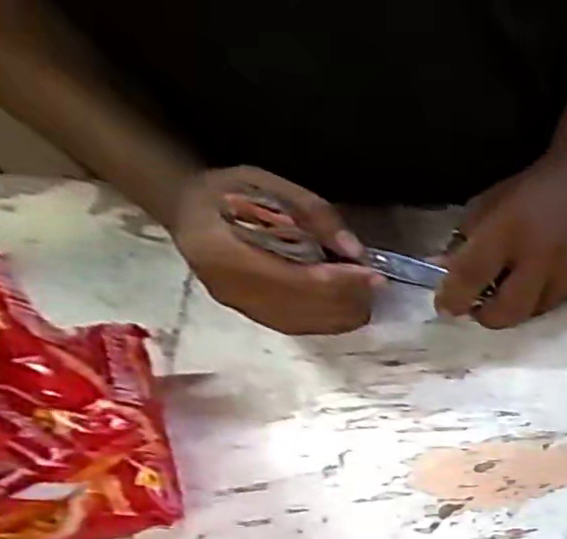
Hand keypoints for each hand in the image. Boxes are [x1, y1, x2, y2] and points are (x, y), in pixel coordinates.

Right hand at [171, 167, 381, 334]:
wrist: (192, 211)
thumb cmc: (227, 193)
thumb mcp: (265, 183)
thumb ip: (314, 213)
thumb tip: (354, 250)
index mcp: (220, 253)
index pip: (297, 280)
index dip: (342, 281)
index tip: (375, 274)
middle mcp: (230, 289)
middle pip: (311, 306)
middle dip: (351, 295)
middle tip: (374, 280)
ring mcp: (246, 310)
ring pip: (316, 322)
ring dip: (349, 308)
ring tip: (362, 286)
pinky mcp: (261, 319)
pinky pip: (312, 327)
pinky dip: (338, 316)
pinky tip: (348, 298)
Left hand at [437, 153, 566, 327]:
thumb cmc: (533, 192)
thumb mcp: (490, 206)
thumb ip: (471, 241)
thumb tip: (448, 270)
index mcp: (506, 233)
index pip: (471, 275)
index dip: (454, 297)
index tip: (447, 307)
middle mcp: (541, 261)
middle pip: (510, 311)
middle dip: (491, 316)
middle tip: (483, 310)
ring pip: (540, 309)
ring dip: (527, 300)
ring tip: (529, 279)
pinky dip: (557, 291)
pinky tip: (563, 269)